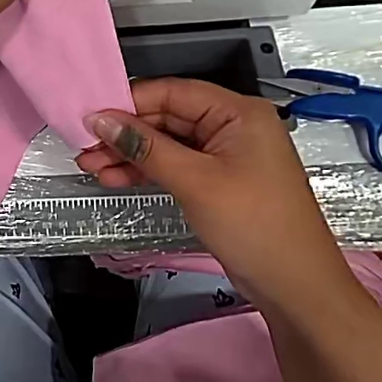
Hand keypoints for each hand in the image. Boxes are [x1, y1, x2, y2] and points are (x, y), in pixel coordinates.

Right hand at [81, 78, 381, 381]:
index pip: (173, 92)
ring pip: (168, 143)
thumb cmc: (253, 225)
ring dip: (131, 155)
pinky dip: (149, 171)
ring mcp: (227, 154)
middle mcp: (233, 125)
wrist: (296, 288)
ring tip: (91, 168)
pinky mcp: (220, 180)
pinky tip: (116, 177)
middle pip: (168, 118)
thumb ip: (145, 146)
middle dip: (126, 135)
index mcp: (238, 112)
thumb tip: (99, 120)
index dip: (129, 103)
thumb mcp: (194, 181)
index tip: (90, 117)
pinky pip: (178, 164)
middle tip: (84, 149)